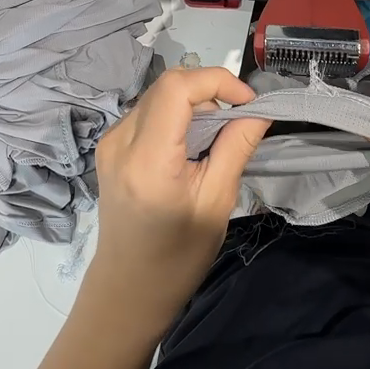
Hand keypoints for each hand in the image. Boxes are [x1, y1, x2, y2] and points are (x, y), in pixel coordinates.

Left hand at [90, 67, 269, 314]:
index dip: (217, 81)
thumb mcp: (216, 204)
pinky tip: (190, 148)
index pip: (177, 88)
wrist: (129, 287)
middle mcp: (120, 141)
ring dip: (192, 104)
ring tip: (214, 140)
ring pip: (158, 96)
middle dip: (208, 92)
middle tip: (236, 123)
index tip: (248, 102)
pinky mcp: (110, 146)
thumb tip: (259, 110)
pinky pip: (148, 112)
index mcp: (147, 159)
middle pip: (167, 86)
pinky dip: (176, 116)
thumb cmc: (177, 257)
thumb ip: (235, 148)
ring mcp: (110, 141)